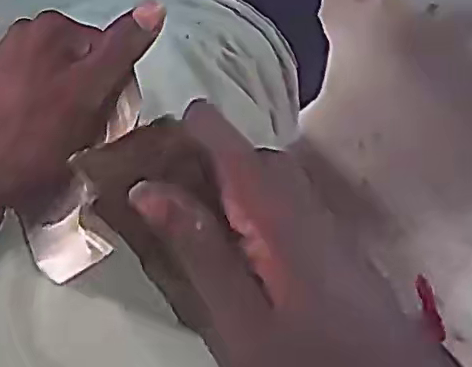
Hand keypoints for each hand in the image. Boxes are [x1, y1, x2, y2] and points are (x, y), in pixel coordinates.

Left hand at [0, 2, 164, 213]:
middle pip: (83, 63)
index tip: (107, 125)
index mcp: (53, 23)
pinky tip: (36, 139)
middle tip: (84, 137)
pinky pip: (34, 91)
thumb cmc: (34, 136)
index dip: (115, 90)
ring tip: (59, 143)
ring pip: (60, 79)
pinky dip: (42, 111)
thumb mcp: (89, 91)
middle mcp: (28, 28)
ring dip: (68, 107)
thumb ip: (122, 47)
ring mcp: (6, 54)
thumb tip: (156, 4)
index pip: (108, 51)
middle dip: (90, 97)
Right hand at [128, 101, 434, 366]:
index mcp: (271, 198)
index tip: (143, 160)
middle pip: (234, 150)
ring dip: (220, 189)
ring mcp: (317, 211)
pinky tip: (235, 253)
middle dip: (195, 168)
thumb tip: (145, 186)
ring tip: (192, 234)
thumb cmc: (312, 359)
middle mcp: (296, 188)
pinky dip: (247, 209)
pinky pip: (277, 198)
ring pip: (256, 173)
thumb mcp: (241, 319)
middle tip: (160, 211)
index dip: (174, 133)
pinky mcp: (328, 235)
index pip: (214, 129)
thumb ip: (197, 247)